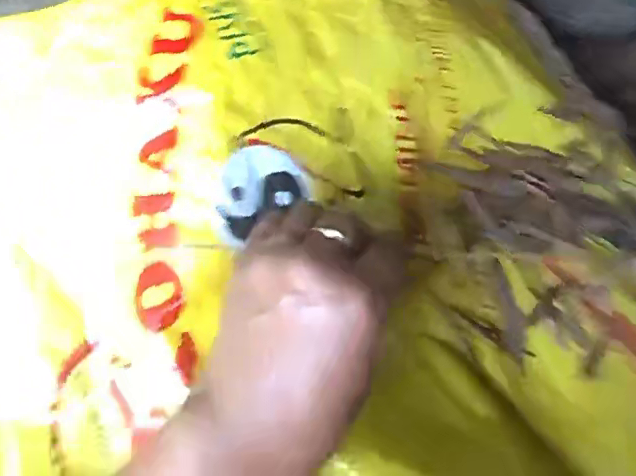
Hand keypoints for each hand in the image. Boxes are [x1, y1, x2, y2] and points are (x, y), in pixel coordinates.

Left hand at [126, 203, 404, 475]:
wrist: (242, 424)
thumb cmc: (315, 410)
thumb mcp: (365, 364)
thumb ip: (373, 310)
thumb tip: (380, 278)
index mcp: (358, 298)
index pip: (389, 249)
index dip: (393, 252)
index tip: (390, 257)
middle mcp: (319, 264)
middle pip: (347, 222)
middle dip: (356, 236)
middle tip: (352, 254)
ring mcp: (278, 254)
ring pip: (308, 211)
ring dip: (319, 226)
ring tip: (317, 246)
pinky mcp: (247, 254)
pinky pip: (274, 219)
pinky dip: (286, 227)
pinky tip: (288, 246)